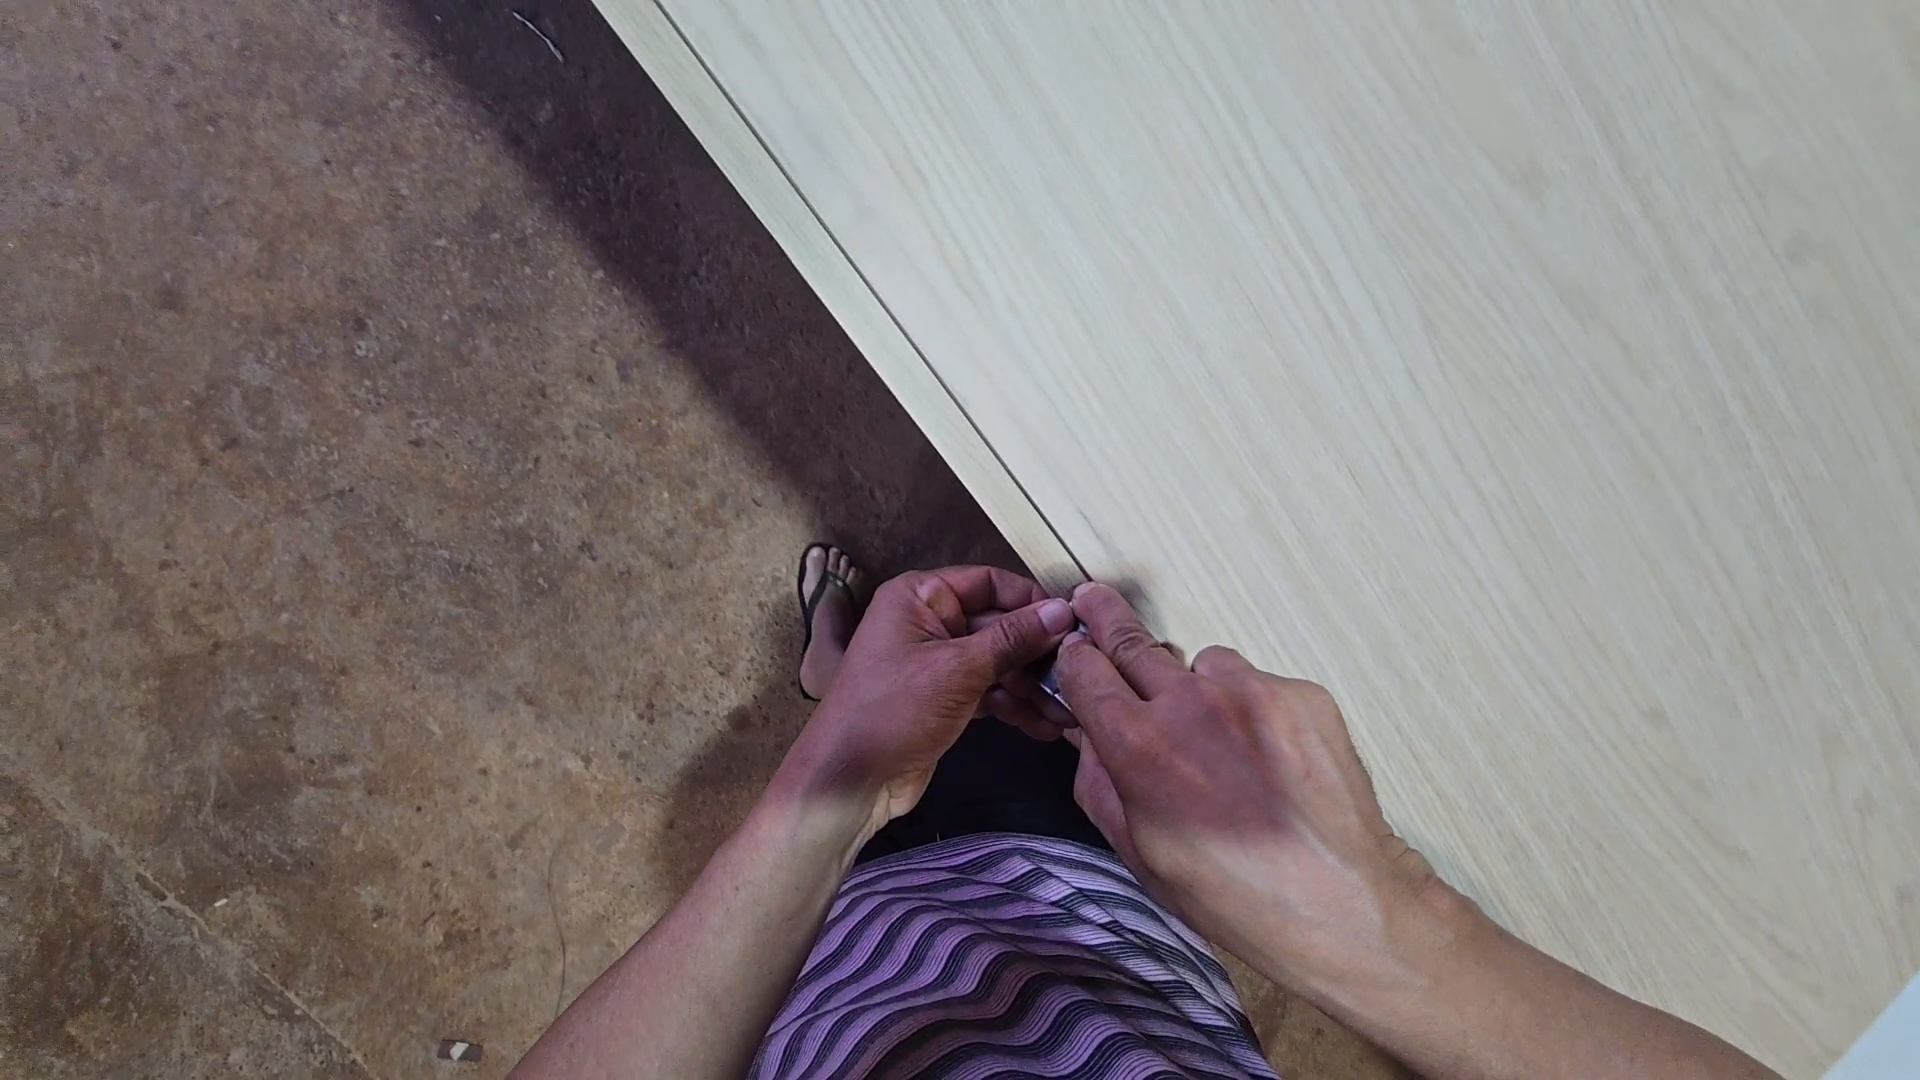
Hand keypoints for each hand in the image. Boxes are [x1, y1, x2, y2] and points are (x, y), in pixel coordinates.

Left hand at [784, 566, 1076, 829]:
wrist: (849, 781)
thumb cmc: (894, 709)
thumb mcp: (958, 669)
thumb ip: (1013, 639)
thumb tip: (1062, 610)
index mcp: (920, 596)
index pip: (988, 582)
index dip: (1030, 601)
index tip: (1072, 623)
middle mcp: (929, 621)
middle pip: (998, 625)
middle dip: (1036, 653)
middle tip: (1079, 674)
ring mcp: (938, 662)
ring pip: (997, 662)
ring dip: (1031, 686)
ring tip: (1069, 711)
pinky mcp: (946, 698)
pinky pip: (989, 691)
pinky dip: (1014, 706)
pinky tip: (1046, 726)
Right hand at [1055, 582, 1451, 1004]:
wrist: (1342, 908)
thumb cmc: (1228, 894)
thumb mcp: (1136, 852)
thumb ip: (1097, 782)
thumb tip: (1086, 734)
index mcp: (1137, 745)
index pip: (1085, 669)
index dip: (1074, 660)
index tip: (1075, 651)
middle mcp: (1187, 703)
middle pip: (1131, 639)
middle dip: (1105, 616)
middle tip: (1093, 596)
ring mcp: (1249, 691)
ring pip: (1198, 663)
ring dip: (1192, 685)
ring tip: (1217, 737)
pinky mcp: (1299, 693)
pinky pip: (1253, 681)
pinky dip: (1247, 705)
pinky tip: (1264, 752)